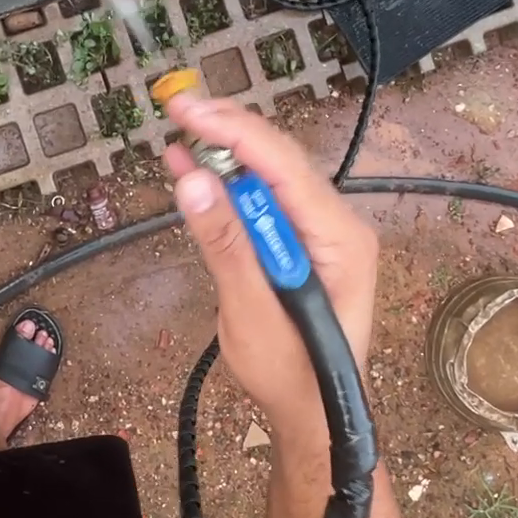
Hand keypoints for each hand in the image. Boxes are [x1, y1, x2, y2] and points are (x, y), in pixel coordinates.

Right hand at [163, 94, 377, 438]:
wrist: (313, 409)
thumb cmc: (289, 372)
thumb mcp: (251, 313)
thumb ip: (225, 246)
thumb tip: (193, 181)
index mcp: (338, 237)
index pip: (284, 167)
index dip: (235, 132)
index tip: (189, 112)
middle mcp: (333, 221)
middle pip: (278, 160)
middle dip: (229, 129)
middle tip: (179, 107)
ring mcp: (315, 229)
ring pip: (266, 174)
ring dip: (224, 149)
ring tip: (182, 124)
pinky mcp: (293, 239)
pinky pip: (258, 200)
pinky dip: (225, 182)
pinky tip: (193, 164)